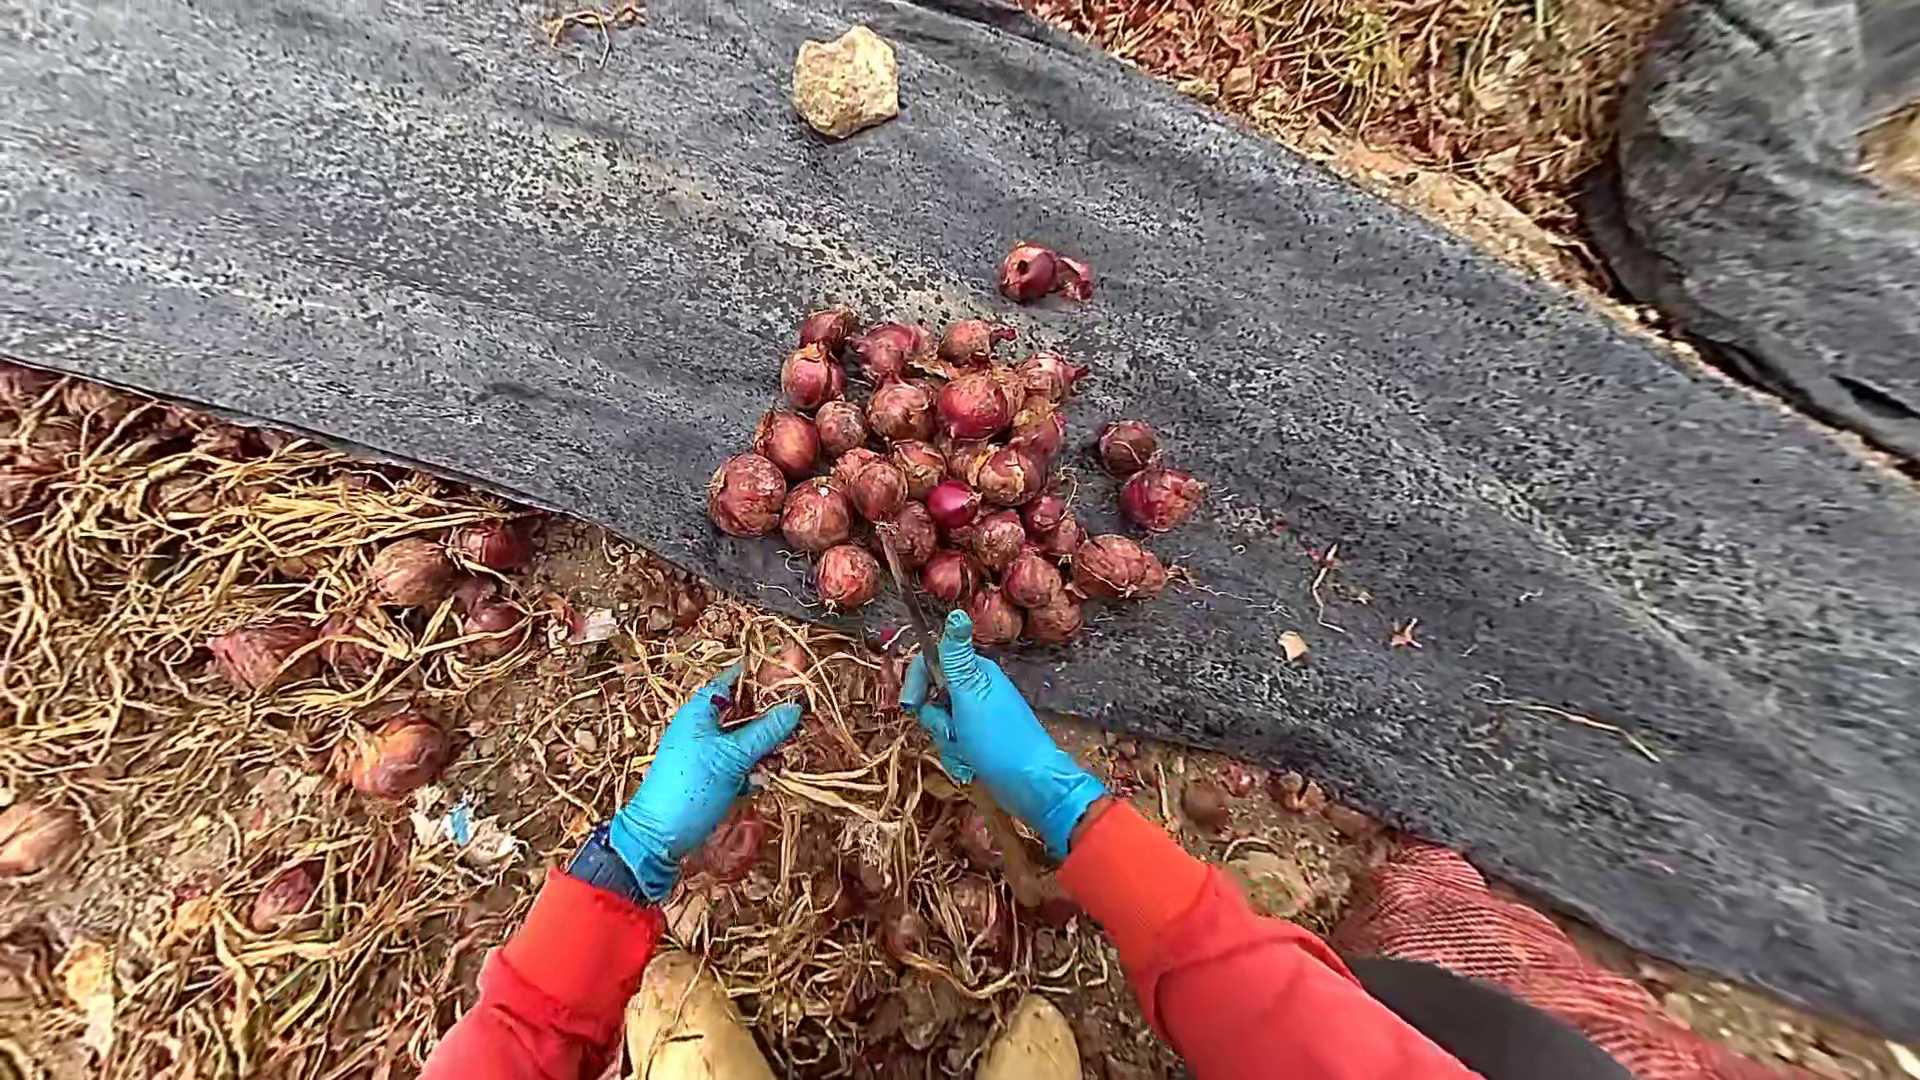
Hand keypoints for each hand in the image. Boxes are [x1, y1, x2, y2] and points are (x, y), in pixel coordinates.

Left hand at [610, 664, 801, 900]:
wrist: (658, 840)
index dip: (764, 676)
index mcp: (702, 710)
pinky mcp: (714, 772)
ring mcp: (709, 749)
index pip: (737, 678)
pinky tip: (763, 779)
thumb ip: (767, 730)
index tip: (792, 676)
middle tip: (797, 722)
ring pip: (749, 735)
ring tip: (779, 758)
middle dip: (772, 716)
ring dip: (768, 744)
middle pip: (748, 708)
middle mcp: (705, 724)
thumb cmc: (690, 787)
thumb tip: (797, 706)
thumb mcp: (733, 757)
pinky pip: (743, 759)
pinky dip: (756, 765)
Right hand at [901, 610, 1105, 857]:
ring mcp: (976, 716)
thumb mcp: (971, 695)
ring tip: (965, 751)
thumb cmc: (1000, 738)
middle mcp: (975, 690)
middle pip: (930, 696)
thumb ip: (956, 658)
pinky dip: (955, 756)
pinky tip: (969, 765)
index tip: (912, 705)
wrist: (1032, 785)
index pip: (930, 664)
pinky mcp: (976, 741)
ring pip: (939, 722)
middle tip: (951, 731)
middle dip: (934, 719)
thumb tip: (956, 614)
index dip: (916, 683)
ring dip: (945, 741)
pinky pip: (951, 743)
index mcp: (975, 672)